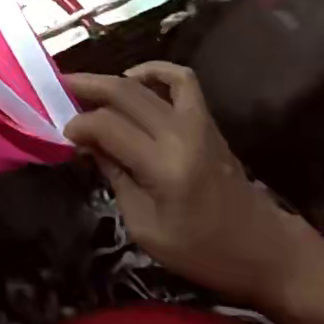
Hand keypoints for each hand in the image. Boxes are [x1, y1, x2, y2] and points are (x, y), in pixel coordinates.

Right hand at [64, 62, 304, 304]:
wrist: (264, 250)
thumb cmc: (202, 251)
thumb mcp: (146, 228)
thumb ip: (116, 178)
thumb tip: (90, 145)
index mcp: (163, 166)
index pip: (108, 126)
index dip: (78, 125)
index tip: (62, 134)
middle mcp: (180, 133)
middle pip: (124, 93)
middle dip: (87, 87)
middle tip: (59, 89)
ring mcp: (198, 121)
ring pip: (149, 82)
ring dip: (114, 78)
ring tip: (90, 85)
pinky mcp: (208, 120)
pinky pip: (182, 81)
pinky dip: (156, 71)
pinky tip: (135, 79)